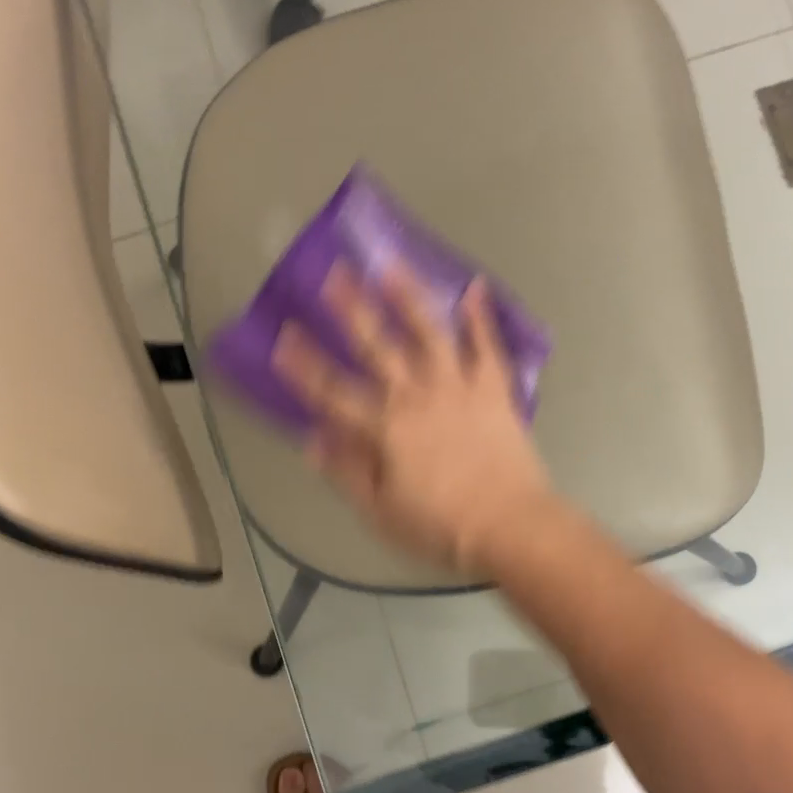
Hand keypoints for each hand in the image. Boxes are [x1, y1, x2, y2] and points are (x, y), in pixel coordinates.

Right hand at [272, 262, 558, 573]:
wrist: (509, 525)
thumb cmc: (441, 527)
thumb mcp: (381, 512)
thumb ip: (347, 472)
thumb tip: (313, 440)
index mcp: (385, 429)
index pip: (333, 393)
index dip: (305, 366)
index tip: (283, 336)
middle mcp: (417, 397)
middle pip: (378, 347)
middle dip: (352, 309)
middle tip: (334, 273)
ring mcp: (459, 388)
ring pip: (430, 333)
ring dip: (409, 297)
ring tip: (392, 265)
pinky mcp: (495, 390)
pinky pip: (487, 347)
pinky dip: (481, 318)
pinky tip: (475, 289)